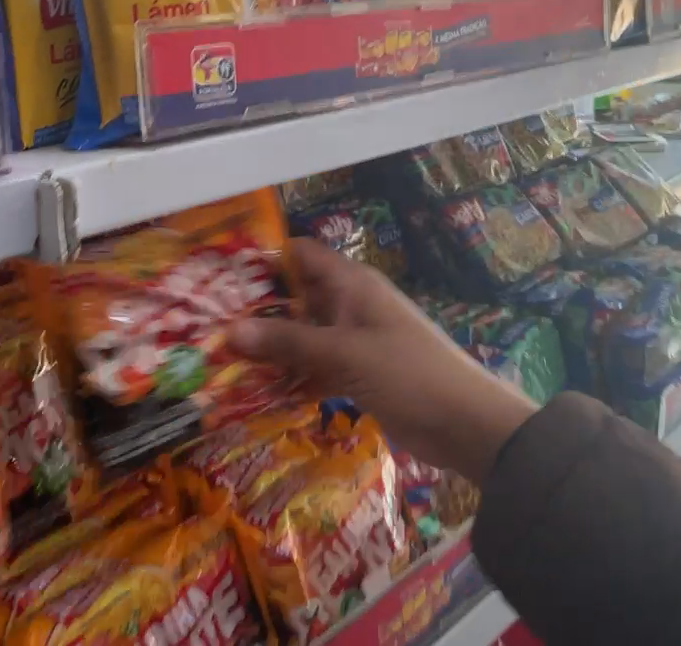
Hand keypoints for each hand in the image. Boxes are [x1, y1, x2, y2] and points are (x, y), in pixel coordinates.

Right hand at [231, 238, 537, 483]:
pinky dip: (291, 373)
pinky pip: (314, 364)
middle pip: (295, 295)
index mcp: (350, 284)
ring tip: (224, 356)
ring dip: (271, 345)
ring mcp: (353, 339)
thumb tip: (229, 331)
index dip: (263, 257)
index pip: (299, 254)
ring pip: (302, 333)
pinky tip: (258, 389)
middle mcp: (349, 304)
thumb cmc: (408, 374)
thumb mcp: (343, 354)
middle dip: (257, 307)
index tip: (222, 272)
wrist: (469, 427)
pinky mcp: (357, 372)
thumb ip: (287, 342)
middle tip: (211, 321)